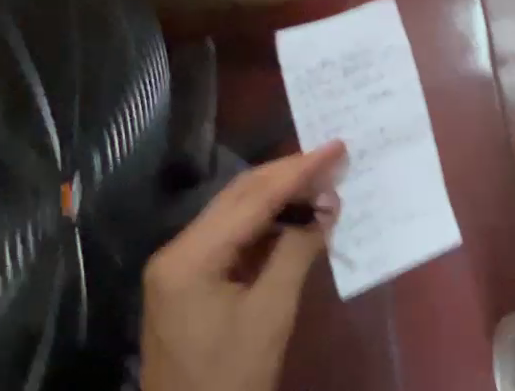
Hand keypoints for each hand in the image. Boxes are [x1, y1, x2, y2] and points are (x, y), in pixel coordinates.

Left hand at [140, 143, 346, 390]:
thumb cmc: (231, 376)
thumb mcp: (271, 313)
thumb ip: (298, 249)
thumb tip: (327, 204)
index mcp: (190, 258)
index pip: (253, 199)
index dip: (299, 171)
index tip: (337, 146)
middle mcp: (177, 252)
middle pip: (240, 196)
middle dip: (289, 174)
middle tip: (334, 158)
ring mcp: (180, 267)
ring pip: (236, 212)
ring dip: (280, 195)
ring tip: (323, 182)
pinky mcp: (190, 282)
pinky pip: (233, 235)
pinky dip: (268, 221)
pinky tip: (297, 216)